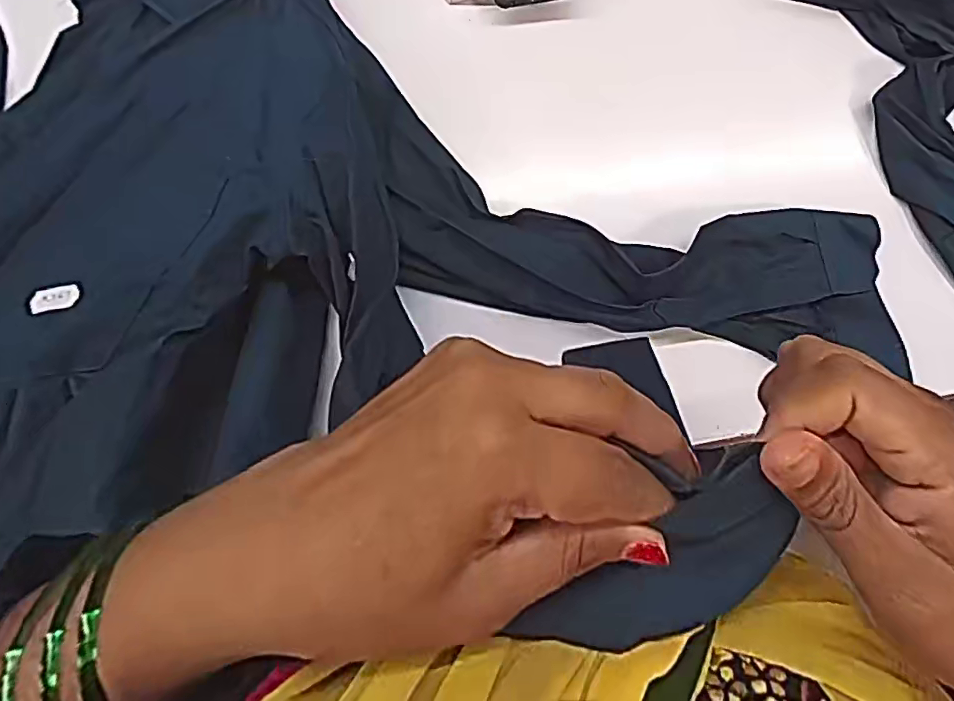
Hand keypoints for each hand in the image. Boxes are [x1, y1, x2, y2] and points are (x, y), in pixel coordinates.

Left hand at [84, 338, 695, 697]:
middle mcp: (494, 381)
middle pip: (606, 399)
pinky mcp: (456, 354)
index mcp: (498, 447)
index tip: (677, 527)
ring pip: (575, 381)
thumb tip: (651, 536)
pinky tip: (571, 443)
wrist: (268, 540)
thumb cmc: (363, 588)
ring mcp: (473, 358)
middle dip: (656, 436)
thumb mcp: (477, 598)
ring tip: (640, 463)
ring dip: (614, 419)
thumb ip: (573, 553)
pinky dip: (566, 407)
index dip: (649, 505)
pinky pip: (536, 375)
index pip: (606, 474)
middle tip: (686, 473)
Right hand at [757, 337, 953, 700]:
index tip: (773, 458)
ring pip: (825, 367)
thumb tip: (778, 447)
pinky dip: (803, 420)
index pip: (846, 381)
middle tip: (784, 464)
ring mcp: (907, 418)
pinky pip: (828, 395)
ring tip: (803, 468)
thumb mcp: (893, 579)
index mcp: (939, 446)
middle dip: (790, 403)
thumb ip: (834, 504)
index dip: (796, 409)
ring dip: (794, 407)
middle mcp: (926, 417)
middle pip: (832, 361)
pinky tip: (816, 466)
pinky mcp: (886, 429)